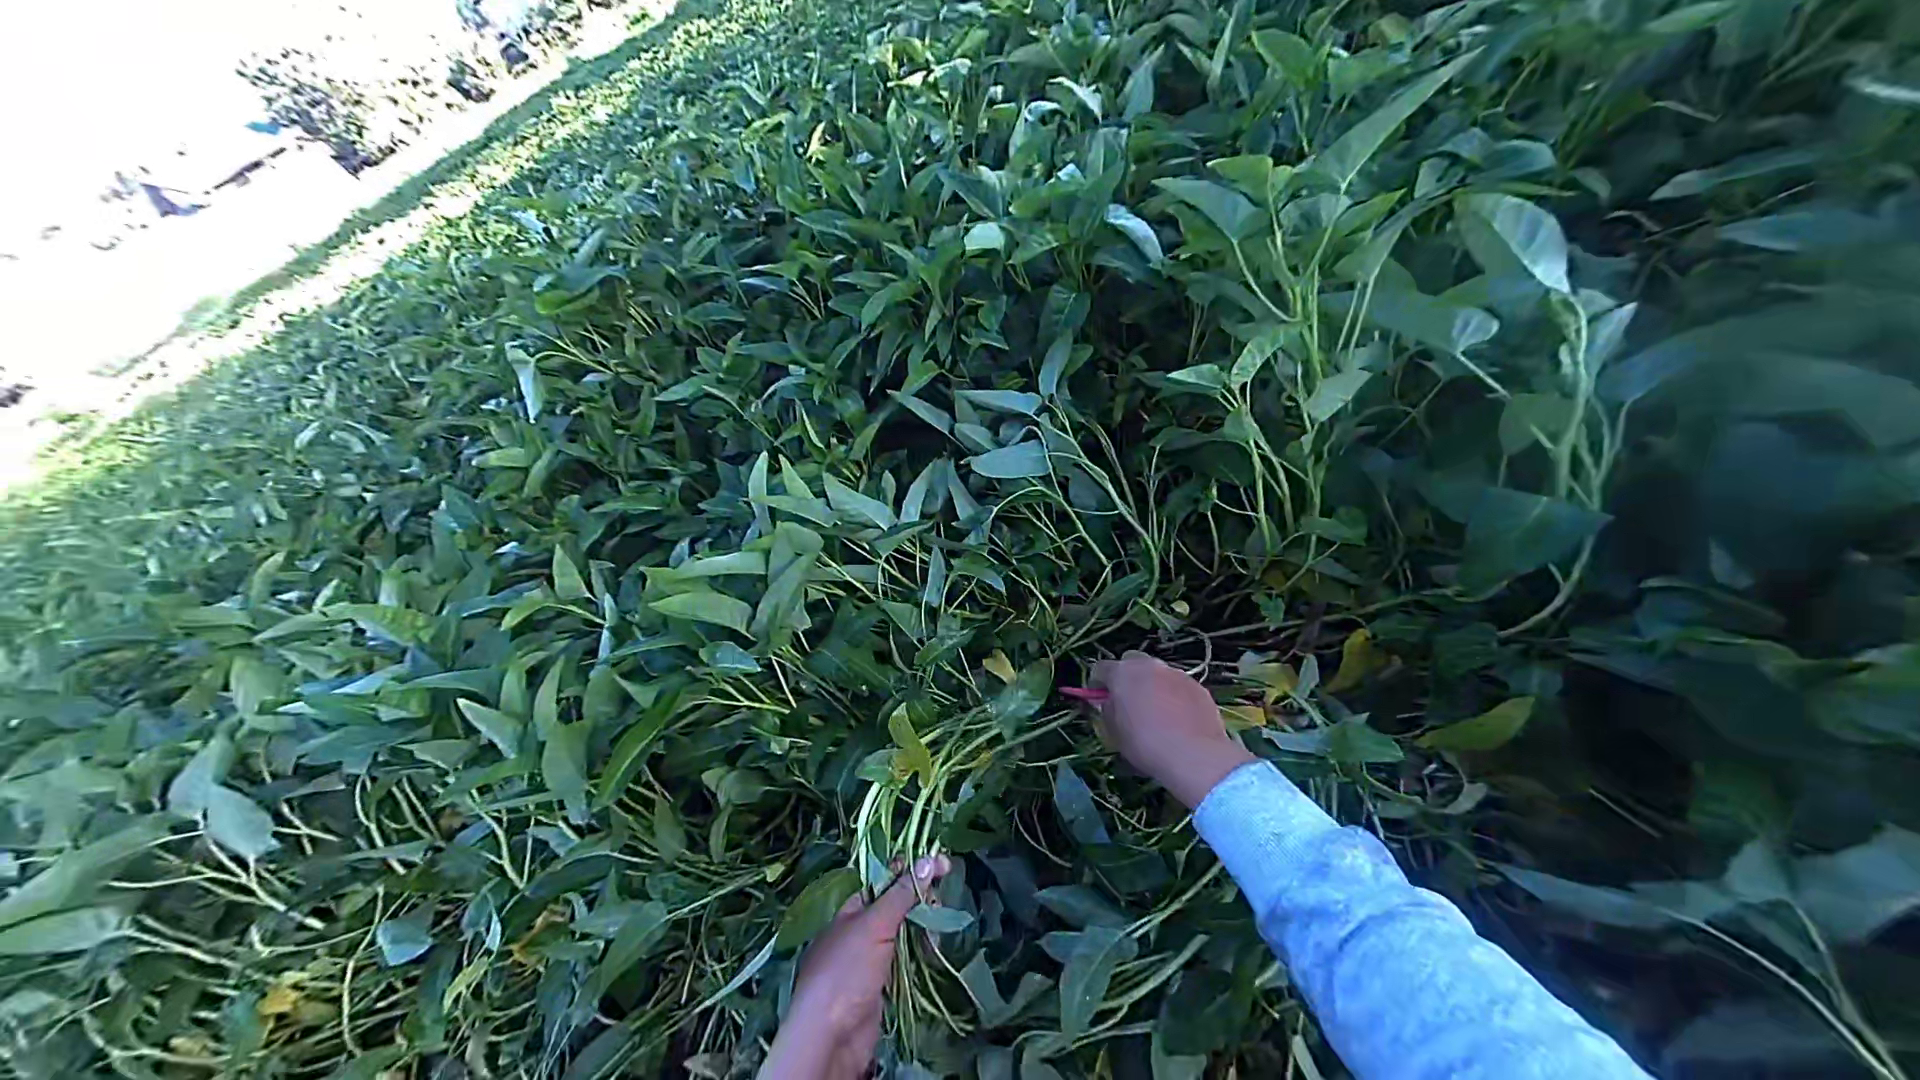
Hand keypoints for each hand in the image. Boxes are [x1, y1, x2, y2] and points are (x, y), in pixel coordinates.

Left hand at [759, 855, 951, 1079]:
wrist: (831, 1037)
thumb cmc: (847, 971)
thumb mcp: (874, 925)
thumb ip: (901, 894)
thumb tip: (928, 859)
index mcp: (853, 909)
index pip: (887, 879)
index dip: (913, 870)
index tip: (942, 865)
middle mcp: (861, 929)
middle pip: (898, 905)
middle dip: (921, 900)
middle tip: (941, 904)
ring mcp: (871, 957)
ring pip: (905, 932)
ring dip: (924, 928)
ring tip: (937, 932)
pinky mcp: (882, 983)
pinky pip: (905, 958)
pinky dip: (920, 952)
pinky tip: (934, 951)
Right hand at [1089, 651, 1255, 808]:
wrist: (1195, 756)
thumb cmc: (1145, 744)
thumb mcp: (1113, 732)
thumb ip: (1107, 710)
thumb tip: (1109, 702)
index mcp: (1122, 673)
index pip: (1100, 668)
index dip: (1097, 683)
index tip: (1099, 699)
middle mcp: (1149, 665)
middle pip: (1131, 662)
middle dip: (1127, 677)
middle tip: (1128, 701)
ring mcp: (1176, 673)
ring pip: (1157, 673)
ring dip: (1152, 685)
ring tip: (1156, 712)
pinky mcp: (1198, 686)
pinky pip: (1178, 686)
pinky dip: (1174, 696)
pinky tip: (1177, 719)